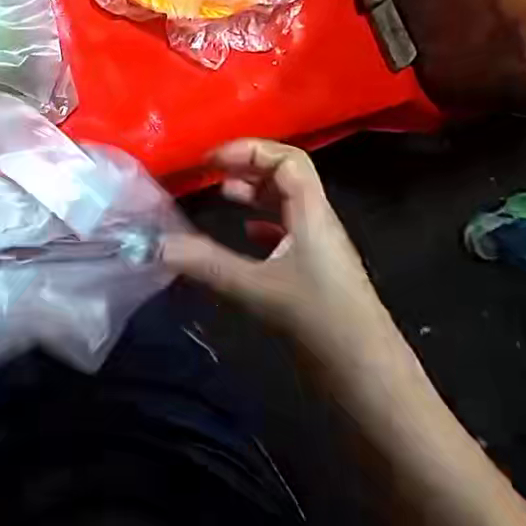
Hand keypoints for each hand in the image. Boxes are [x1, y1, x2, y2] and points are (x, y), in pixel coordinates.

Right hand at [161, 139, 395, 367]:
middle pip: (286, 175)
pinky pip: (287, 229)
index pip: (286, 159)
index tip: (211, 163)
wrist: (369, 375)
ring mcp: (319, 246)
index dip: (248, 150)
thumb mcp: (255, 289)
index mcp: (311, 212)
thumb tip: (156, 244)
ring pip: (286, 202)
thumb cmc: (319, 321)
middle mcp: (317, 221)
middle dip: (248, 166)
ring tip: (223, 195)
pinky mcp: (316, 269)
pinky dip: (262, 222)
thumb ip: (206, 263)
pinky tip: (245, 234)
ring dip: (255, 192)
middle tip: (212, 174)